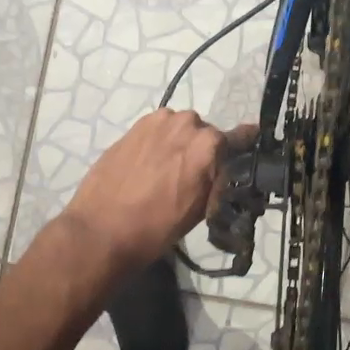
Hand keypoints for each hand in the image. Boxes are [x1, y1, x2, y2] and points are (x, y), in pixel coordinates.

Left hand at [61, 108, 253, 271]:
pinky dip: (158, 142)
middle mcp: (188, 123)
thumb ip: (220, 181)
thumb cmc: (157, 227)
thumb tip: (230, 170)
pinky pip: (158, 130)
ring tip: (165, 171)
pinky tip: (148, 165)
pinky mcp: (135, 125)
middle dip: (202, 151)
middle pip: (206, 134)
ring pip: (180, 129)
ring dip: (179, 144)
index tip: (248, 151)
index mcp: (210, 144)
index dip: (244, 146)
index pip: (242, 136)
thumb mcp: (201, 209)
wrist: (102, 230)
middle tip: (192, 176)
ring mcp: (159, 120)